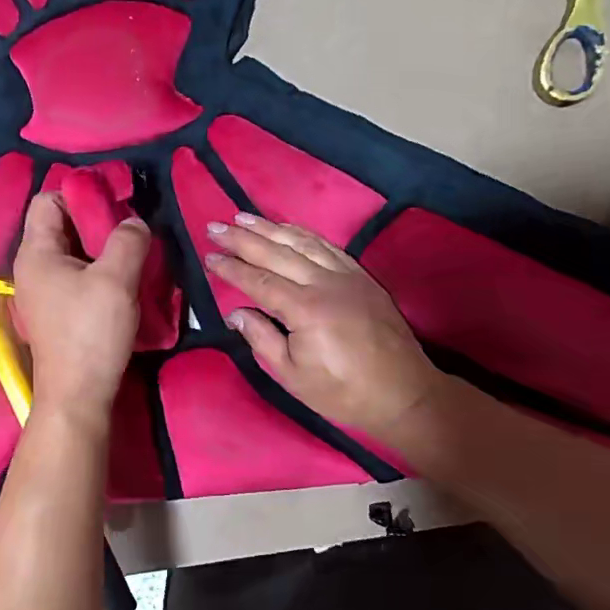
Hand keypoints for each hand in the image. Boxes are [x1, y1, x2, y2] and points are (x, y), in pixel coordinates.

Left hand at [12, 192, 149, 417]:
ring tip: (131, 255)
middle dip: (95, 221)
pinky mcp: (56, 314)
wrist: (78, 395)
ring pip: (71, 254)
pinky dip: (96, 273)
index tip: (115, 203)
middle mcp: (32, 268)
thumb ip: (128, 240)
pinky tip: (121, 283)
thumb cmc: (91, 332)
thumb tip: (133, 222)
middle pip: (60, 226)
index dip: (79, 193)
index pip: (48, 200)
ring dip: (100, 249)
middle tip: (130, 229)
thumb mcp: (116, 279)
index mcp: (36, 252)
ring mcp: (42, 293)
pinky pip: (75, 278)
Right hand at [205, 213, 445, 438]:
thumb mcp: (292, 376)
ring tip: (244, 217)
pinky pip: (328, 246)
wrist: (401, 392)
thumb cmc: (341, 392)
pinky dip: (304, 233)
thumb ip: (261, 340)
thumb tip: (236, 313)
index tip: (208, 256)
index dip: (231, 268)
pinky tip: (288, 228)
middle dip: (243, 238)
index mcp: (305, 310)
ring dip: (270, 227)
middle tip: (215, 225)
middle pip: (277, 253)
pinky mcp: (361, 277)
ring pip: (303, 242)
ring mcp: (346, 276)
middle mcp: (324, 283)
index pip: (259, 280)